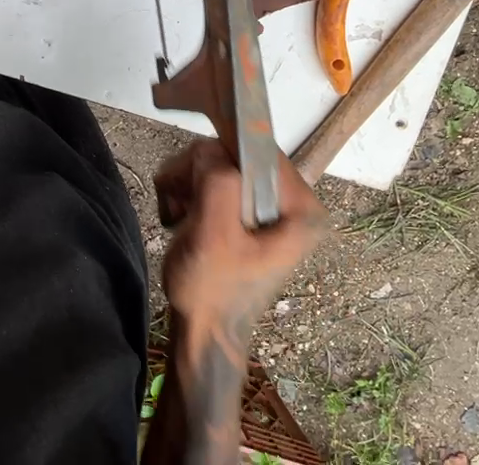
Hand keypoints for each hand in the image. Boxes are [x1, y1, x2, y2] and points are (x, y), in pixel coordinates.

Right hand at [156, 141, 327, 324]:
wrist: (203, 331)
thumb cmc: (211, 290)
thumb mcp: (214, 236)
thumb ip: (218, 184)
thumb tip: (211, 150)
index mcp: (301, 209)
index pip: (258, 148)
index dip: (219, 155)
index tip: (193, 181)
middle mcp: (289, 201)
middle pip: (232, 153)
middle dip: (196, 172)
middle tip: (180, 203)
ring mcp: (264, 205)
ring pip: (214, 162)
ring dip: (185, 182)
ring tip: (178, 214)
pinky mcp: (243, 210)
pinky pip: (208, 177)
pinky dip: (186, 190)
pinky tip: (181, 215)